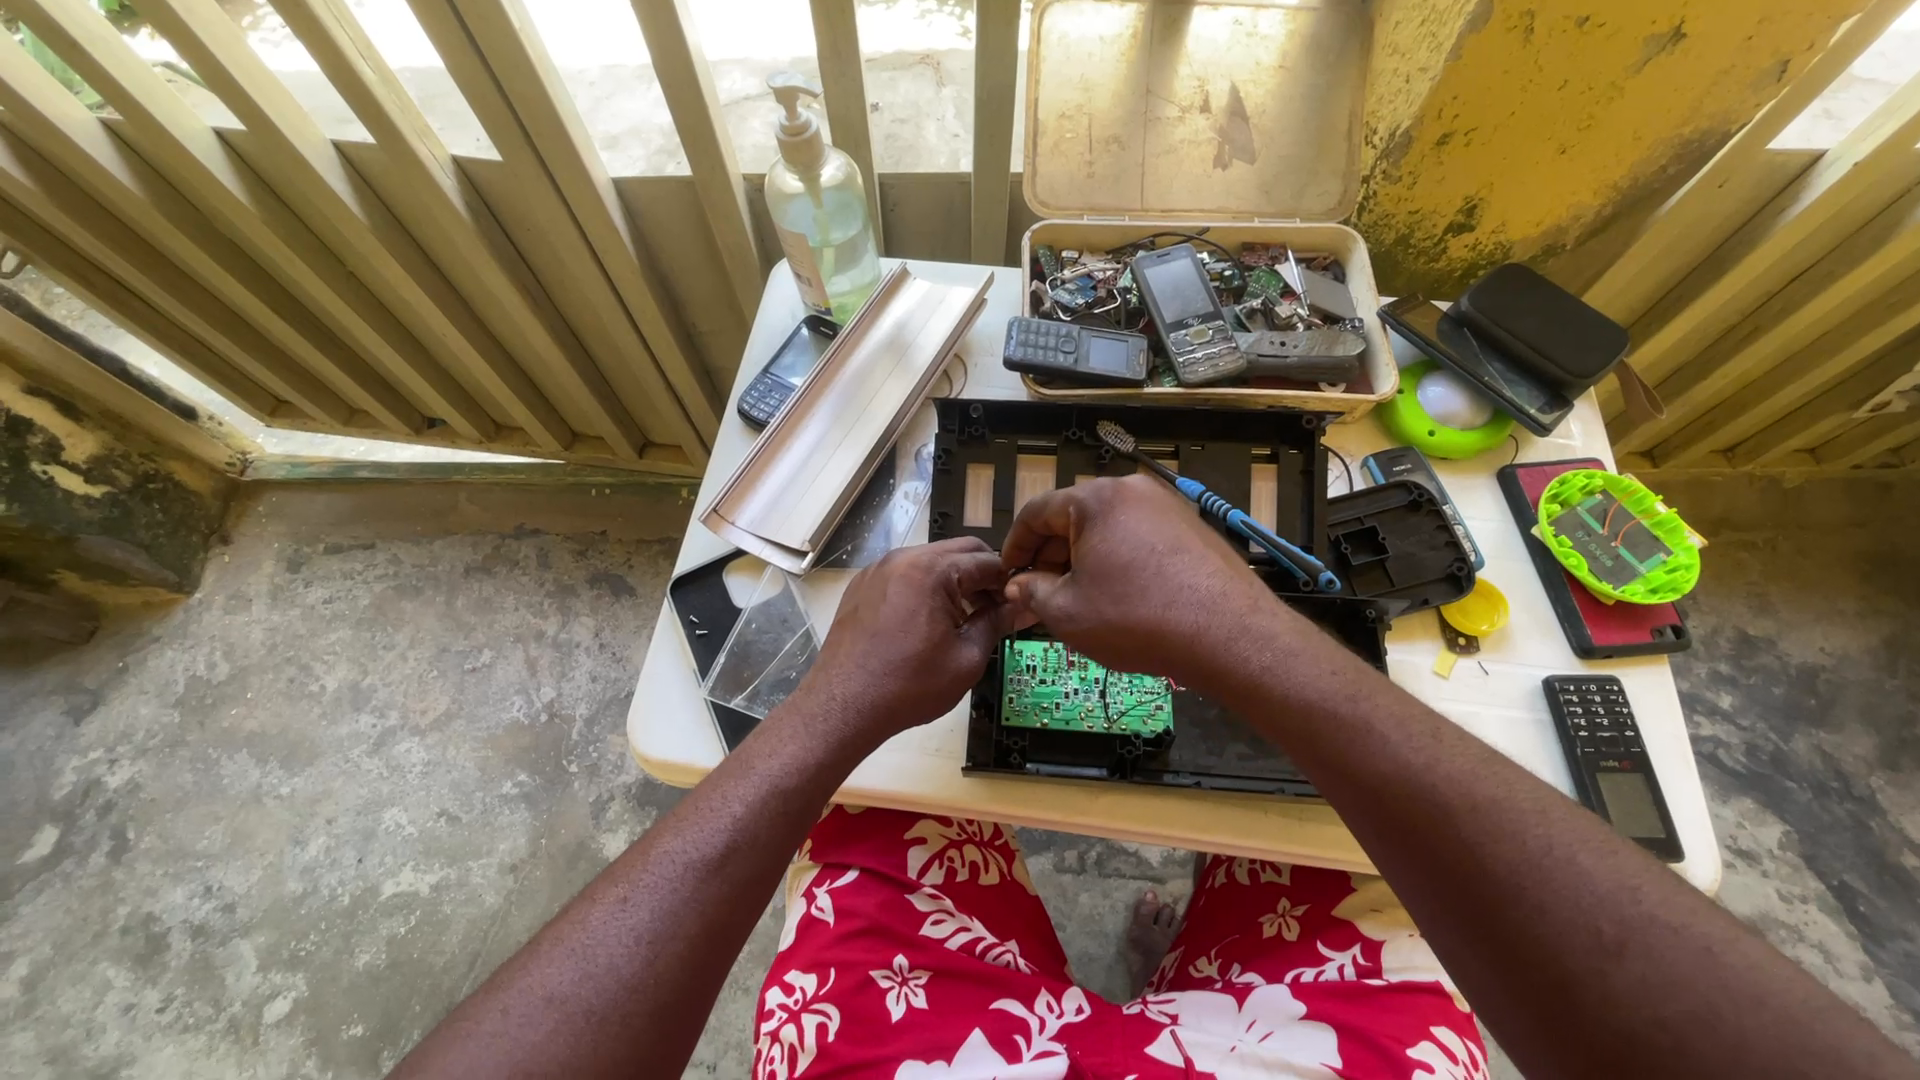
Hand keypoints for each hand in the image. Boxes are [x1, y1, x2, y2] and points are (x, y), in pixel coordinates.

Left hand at [789, 538, 1013, 746]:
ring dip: (954, 581)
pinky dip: (924, 587)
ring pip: (930, 561)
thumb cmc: (908, 686)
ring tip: (965, 618)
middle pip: (959, 551)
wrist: (843, 706)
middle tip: (996, 610)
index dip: (1010, 582)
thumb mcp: (966, 659)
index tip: (1020, 604)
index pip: (987, 561)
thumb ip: (997, 624)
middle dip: (983, 576)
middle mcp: (902, 558)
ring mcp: (877, 569)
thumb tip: (1024, 607)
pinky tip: (928, 622)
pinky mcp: (861, 585)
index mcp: (931, 570)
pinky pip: (904, 574)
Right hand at [1000, 475, 1307, 683]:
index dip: (1015, 546)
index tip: (1008, 575)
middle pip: (1074, 517)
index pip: (1037, 512)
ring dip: (1085, 560)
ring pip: (1108, 529)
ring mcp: (1169, 507)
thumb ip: (1032, 592)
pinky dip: (1119, 562)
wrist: (1229, 636)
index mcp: (1096, 498)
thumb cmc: (1136, 619)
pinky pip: (1139, 539)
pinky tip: (1121, 597)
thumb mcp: (1067, 612)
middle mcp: (1133, 490)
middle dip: (1051, 555)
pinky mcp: (1193, 529)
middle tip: (1040, 593)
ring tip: (1079, 600)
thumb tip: (1019, 585)